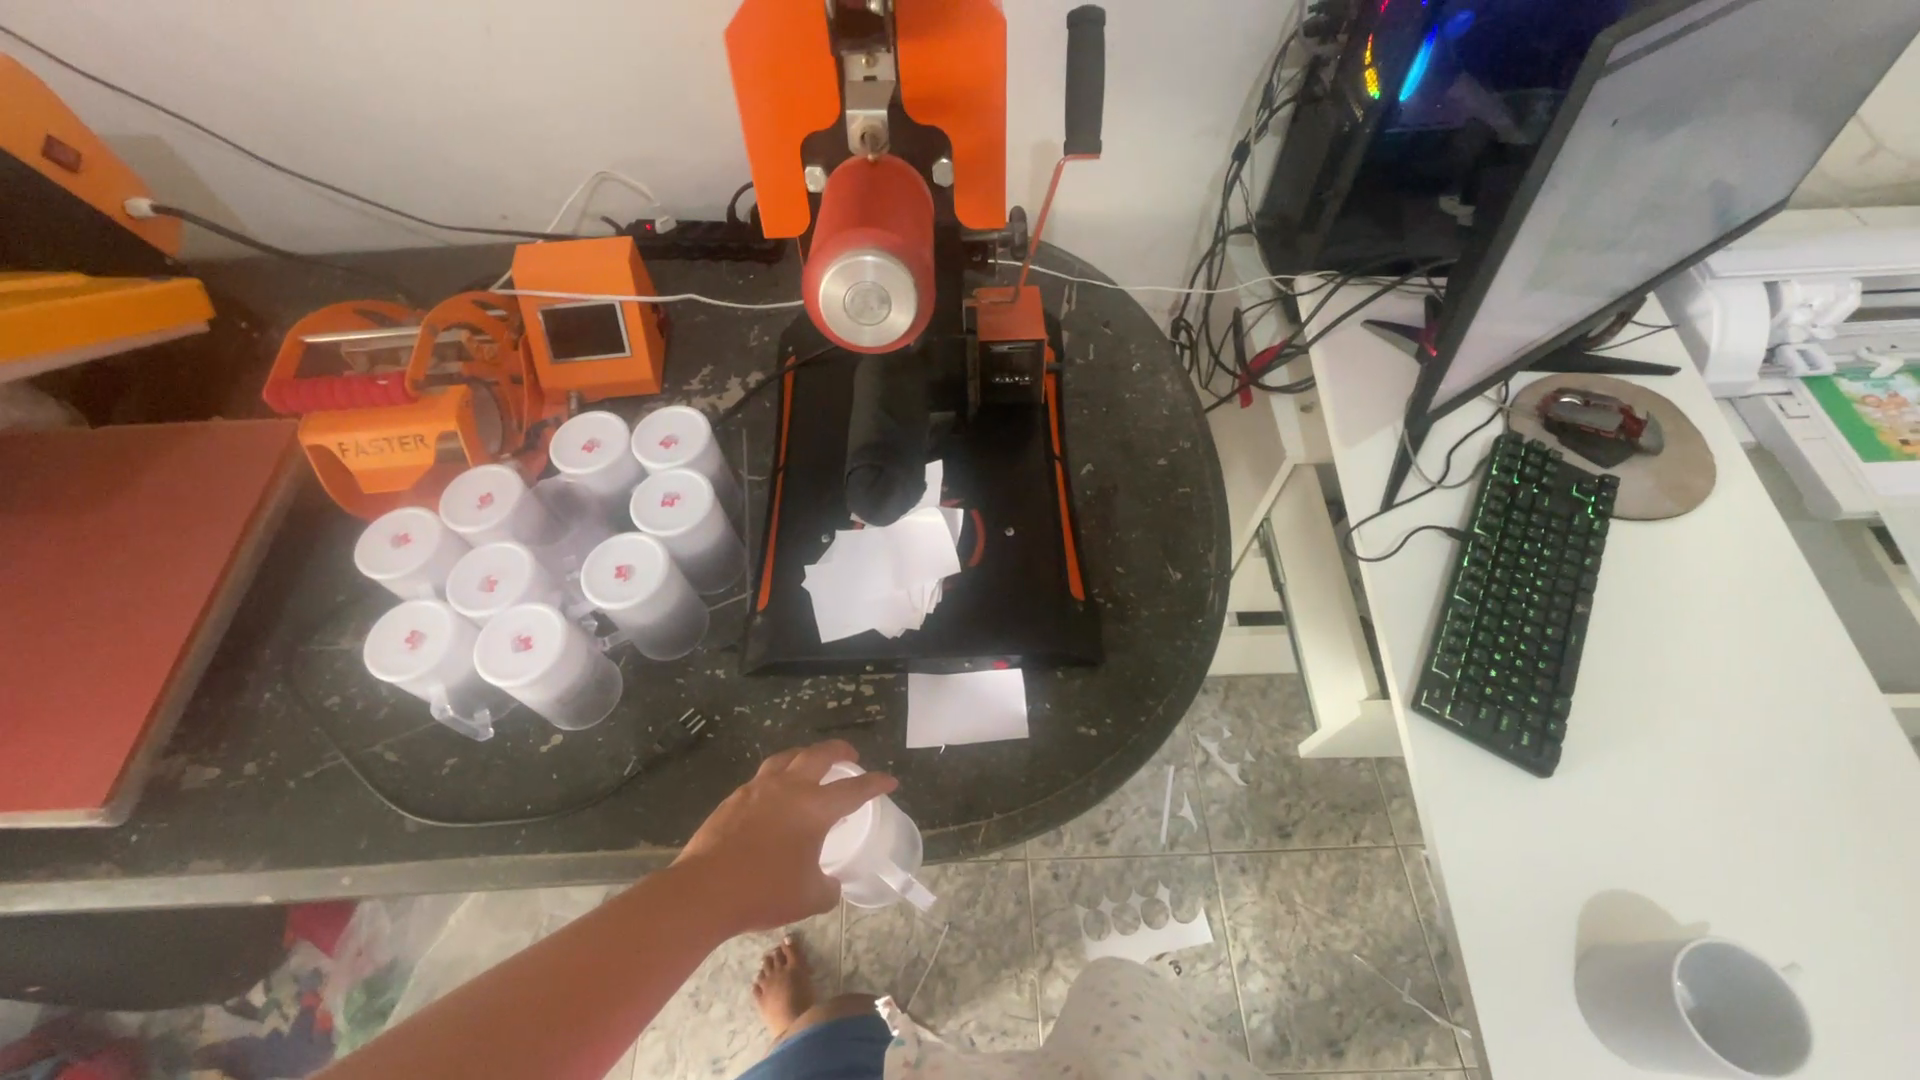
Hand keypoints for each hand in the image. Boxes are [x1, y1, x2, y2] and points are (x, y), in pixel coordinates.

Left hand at [672, 740, 897, 933]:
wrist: (704, 891)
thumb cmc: (764, 892)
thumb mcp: (810, 898)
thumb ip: (828, 886)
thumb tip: (830, 883)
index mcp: (815, 808)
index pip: (854, 790)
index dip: (875, 783)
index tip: (889, 780)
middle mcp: (789, 788)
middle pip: (819, 755)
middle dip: (839, 751)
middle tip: (850, 756)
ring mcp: (757, 790)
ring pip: (786, 758)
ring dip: (804, 755)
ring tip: (811, 763)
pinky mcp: (733, 800)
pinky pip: (761, 778)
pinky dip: (777, 778)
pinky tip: (775, 795)